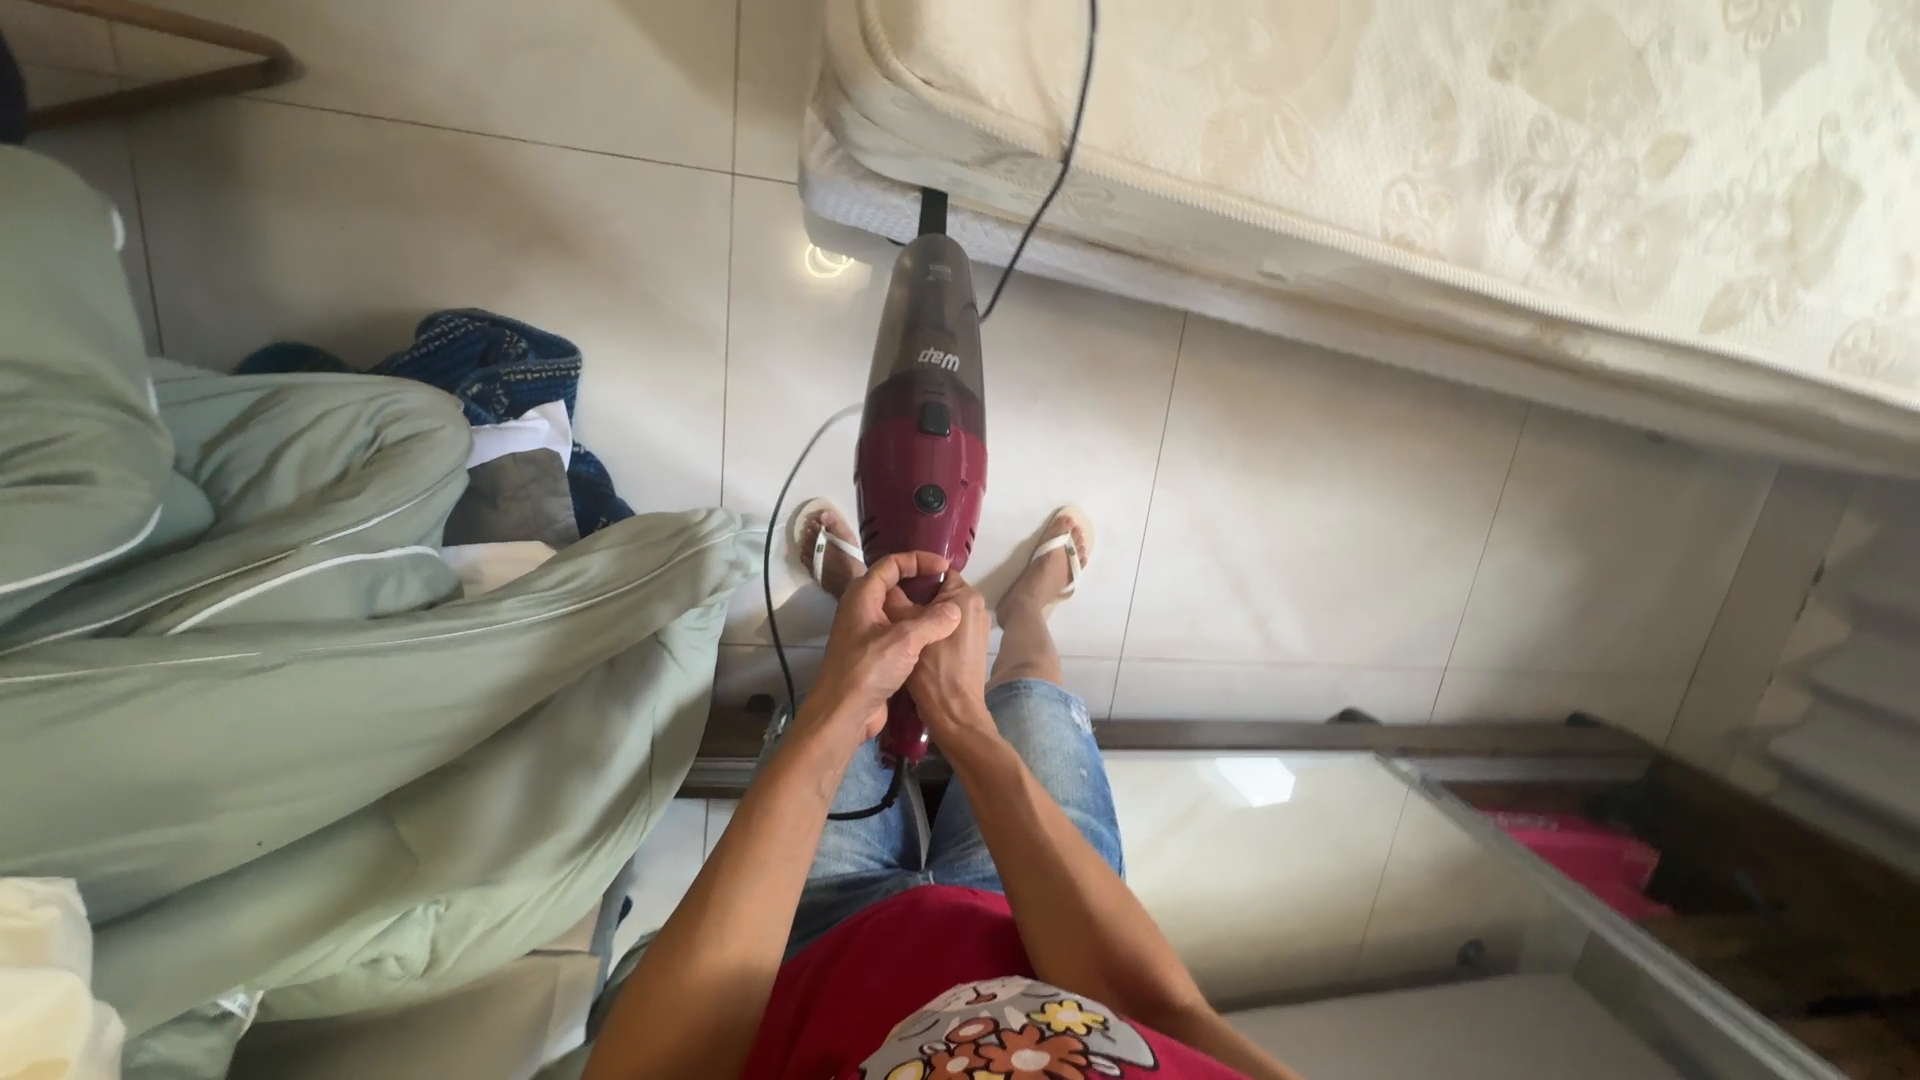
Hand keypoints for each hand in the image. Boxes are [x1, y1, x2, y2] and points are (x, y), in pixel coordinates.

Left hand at [797, 551, 962, 744]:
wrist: (842, 714)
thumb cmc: (867, 670)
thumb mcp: (904, 640)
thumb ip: (933, 621)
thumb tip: (954, 611)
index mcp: (862, 596)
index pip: (890, 564)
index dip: (918, 560)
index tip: (944, 567)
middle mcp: (862, 610)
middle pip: (894, 586)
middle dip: (921, 584)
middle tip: (948, 589)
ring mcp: (866, 634)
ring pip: (897, 612)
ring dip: (920, 610)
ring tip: (949, 612)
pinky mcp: (874, 655)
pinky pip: (898, 634)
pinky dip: (917, 631)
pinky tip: (937, 639)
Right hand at [891, 574, 991, 737]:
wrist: (954, 711)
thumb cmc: (932, 667)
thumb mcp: (907, 629)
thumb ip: (895, 601)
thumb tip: (887, 587)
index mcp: (966, 595)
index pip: (938, 574)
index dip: (915, 580)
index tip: (896, 592)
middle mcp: (978, 607)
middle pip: (941, 594)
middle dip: (919, 602)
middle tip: (894, 614)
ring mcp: (979, 628)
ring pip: (945, 614)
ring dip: (926, 619)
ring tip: (903, 631)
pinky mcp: (976, 647)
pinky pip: (952, 630)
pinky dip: (936, 634)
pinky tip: (918, 647)